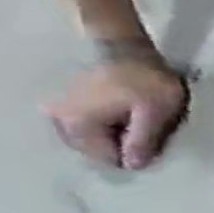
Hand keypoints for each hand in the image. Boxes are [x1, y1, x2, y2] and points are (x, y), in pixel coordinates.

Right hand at [44, 59, 187, 169]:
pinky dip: (113, 124)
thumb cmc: (145, 79)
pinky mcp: (70, 103)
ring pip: (97, 138)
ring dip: (121, 134)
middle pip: (100, 149)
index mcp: (77, 125)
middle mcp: (59, 121)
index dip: (136, 153)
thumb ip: (142, 140)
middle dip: (127, 143)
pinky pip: (94, 125)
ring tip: (140, 117)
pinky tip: (129, 112)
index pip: (108, 158)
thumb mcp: (154, 112)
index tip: (154, 137)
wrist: (125, 46)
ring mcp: (60, 111)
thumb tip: (133, 166)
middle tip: (148, 125)